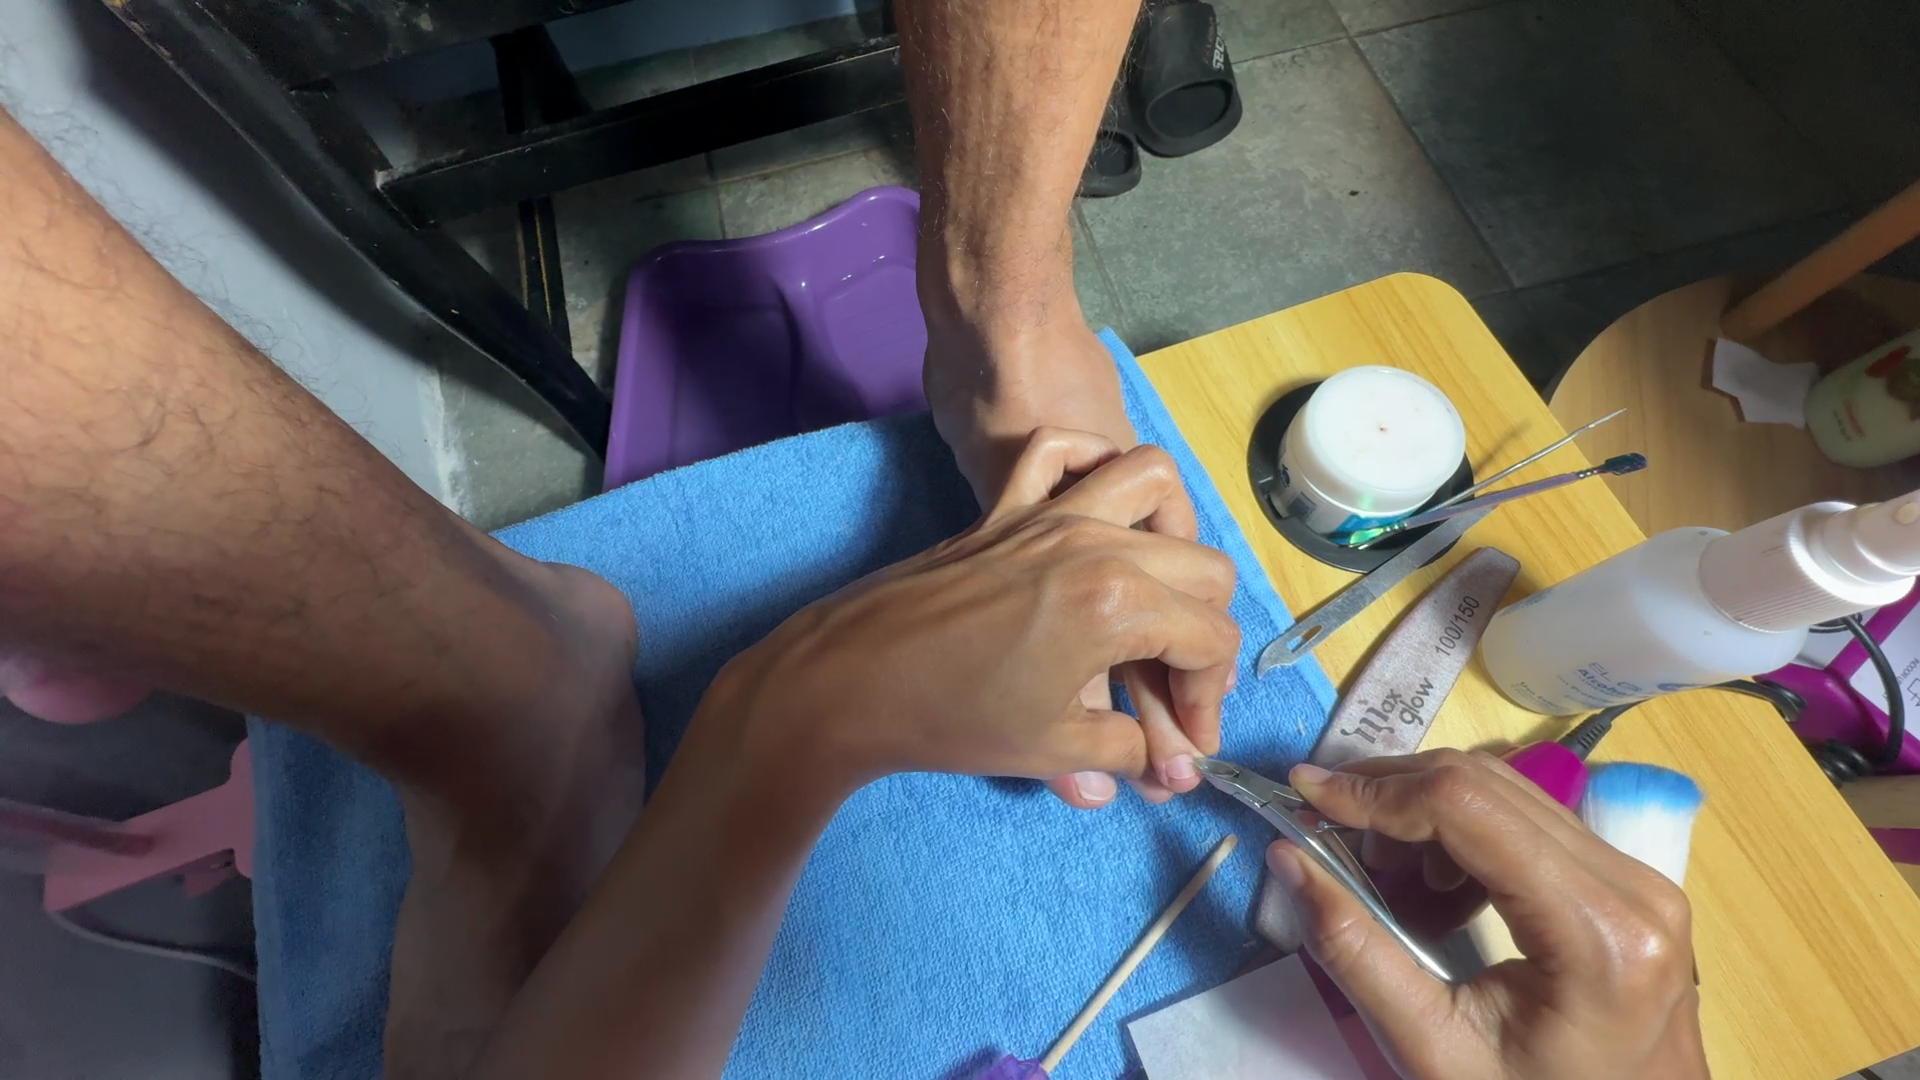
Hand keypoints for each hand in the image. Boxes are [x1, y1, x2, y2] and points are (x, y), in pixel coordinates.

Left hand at [924, 312, 1208, 807]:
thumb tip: (1166, 770)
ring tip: (1153, 592)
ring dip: (1171, 534)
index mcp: (1119, 601)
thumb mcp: (1053, 747)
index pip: (1211, 638)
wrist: (851, 681)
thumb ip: (1128, 751)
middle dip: (1202, 632)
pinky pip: (1056, 450)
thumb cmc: (951, 719)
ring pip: (1151, 482)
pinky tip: (1090, 506)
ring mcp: (1047, 511)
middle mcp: (1096, 540)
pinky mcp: (1004, 506)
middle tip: (1168, 688)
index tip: (1184, 741)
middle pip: (1203, 566)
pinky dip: (1086, 460)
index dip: (1209, 698)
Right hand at [1269, 750, 1708, 1079]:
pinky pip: (1514, 812)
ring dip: (1413, 809)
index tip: (1303, 795)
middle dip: (1384, 794)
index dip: (1373, 790)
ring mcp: (1630, 875)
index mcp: (1595, 929)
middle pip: (1476, 783)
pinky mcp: (1618, 876)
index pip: (1464, 806)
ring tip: (1379, 870)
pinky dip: (1449, 829)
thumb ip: (1352, 949)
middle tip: (1325, 830)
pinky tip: (1429, 883)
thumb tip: (1286, 854)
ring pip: (1492, 786)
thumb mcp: (1430, 1047)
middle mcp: (1628, 884)